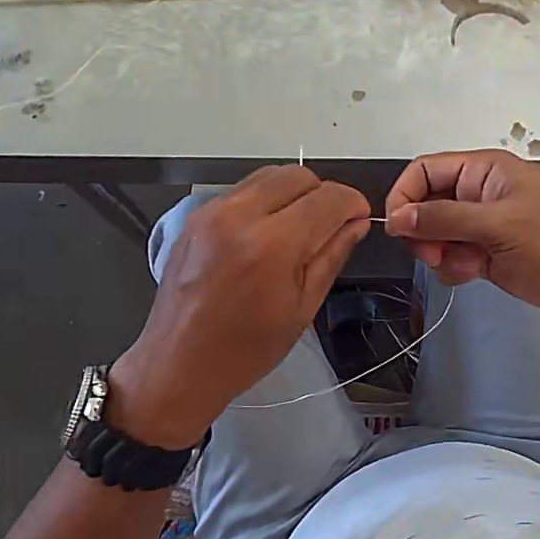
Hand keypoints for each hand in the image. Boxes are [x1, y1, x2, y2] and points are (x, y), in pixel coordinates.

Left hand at [109, 166, 368, 447]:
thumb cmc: (246, 349)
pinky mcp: (196, 217)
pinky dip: (266, 200)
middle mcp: (238, 217)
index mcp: (271, 245)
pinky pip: (242, 190)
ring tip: (301, 229)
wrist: (179, 363)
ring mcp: (211, 212)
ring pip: (269, 175)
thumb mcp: (303, 307)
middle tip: (332, 225)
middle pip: (298, 175)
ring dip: (295, 193)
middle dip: (324, 195)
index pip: (327, 199)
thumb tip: (356, 224)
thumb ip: (332, 256)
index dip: (353, 203)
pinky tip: (270, 232)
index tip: (360, 217)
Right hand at [384, 149, 539, 311]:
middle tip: (433, 253)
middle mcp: (479, 192)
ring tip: (468, 264)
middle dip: (424, 231)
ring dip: (441, 253)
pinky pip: (452, 255)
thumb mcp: (499, 224)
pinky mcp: (486, 251)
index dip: (405, 196)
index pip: (425, 170)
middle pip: (426, 204)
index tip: (397, 227)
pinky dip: (454, 267)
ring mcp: (482, 224)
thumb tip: (397, 217)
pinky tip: (476, 272)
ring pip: (436, 234)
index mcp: (484, 170)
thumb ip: (443, 218)